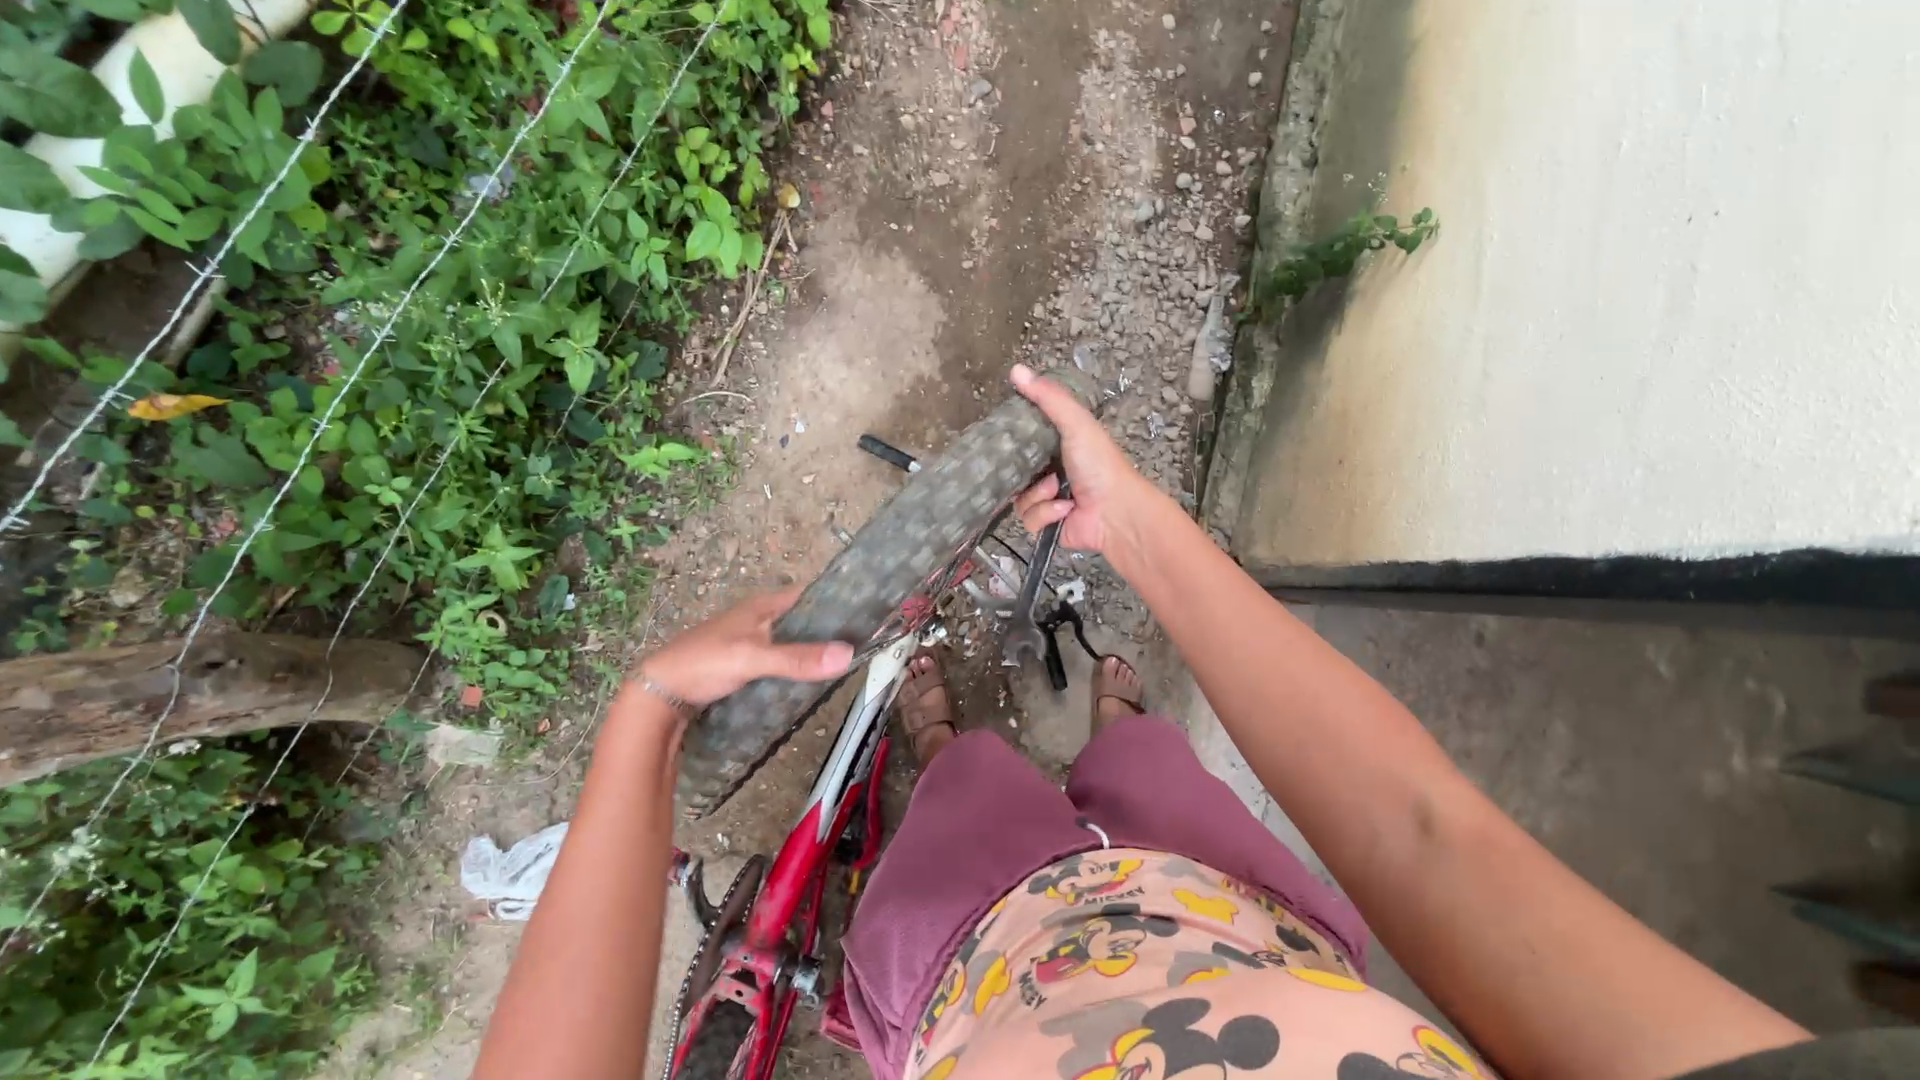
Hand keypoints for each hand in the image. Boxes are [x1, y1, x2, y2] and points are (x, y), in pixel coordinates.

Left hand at [636, 588, 853, 708]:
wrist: (660, 692)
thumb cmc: (704, 662)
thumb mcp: (753, 658)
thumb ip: (798, 658)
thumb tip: (848, 654)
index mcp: (762, 606)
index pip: (808, 595)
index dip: (836, 600)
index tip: (867, 613)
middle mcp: (759, 618)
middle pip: (802, 620)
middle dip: (829, 630)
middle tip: (863, 643)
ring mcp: (751, 642)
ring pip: (791, 642)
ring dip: (812, 651)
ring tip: (845, 663)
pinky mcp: (745, 665)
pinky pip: (780, 661)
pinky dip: (796, 668)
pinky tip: (810, 681)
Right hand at [1008, 363, 1150, 554]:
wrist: (1115, 512)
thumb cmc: (1099, 465)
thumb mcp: (1075, 423)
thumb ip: (1048, 398)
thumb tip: (1016, 369)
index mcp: (1062, 447)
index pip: (1027, 441)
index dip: (1015, 440)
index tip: (1006, 436)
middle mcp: (1053, 473)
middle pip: (1017, 472)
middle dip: (1023, 472)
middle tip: (1030, 468)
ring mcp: (1050, 501)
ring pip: (1019, 498)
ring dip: (1038, 494)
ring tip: (1057, 489)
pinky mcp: (1048, 525)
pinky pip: (1028, 519)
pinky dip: (1046, 513)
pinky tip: (1065, 510)